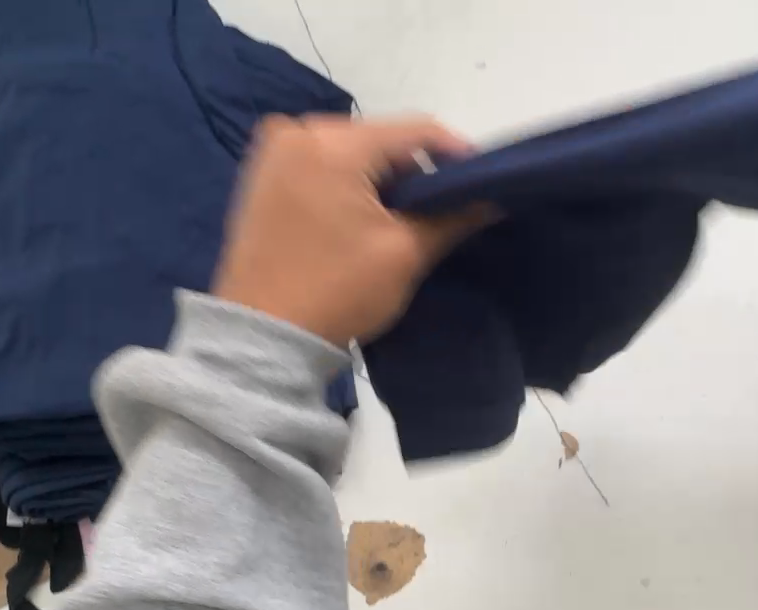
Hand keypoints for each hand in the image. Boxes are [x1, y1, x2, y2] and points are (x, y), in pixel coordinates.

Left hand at [212, 115, 493, 345]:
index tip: (487, 183)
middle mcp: (299, 130)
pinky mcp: (265, 174)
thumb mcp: (406, 253)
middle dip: (420, 172)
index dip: (459, 155)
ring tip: (413, 220)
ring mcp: (276, 151)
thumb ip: (452, 218)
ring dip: (389, 182)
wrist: (268, 331)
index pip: (416, 130)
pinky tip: (374, 219)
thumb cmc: (341, 289)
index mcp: (334, 143)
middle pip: (382, 139)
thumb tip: (492, 201)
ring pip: (356, 154)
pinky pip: (328, 166)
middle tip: (451, 210)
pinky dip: (358, 186)